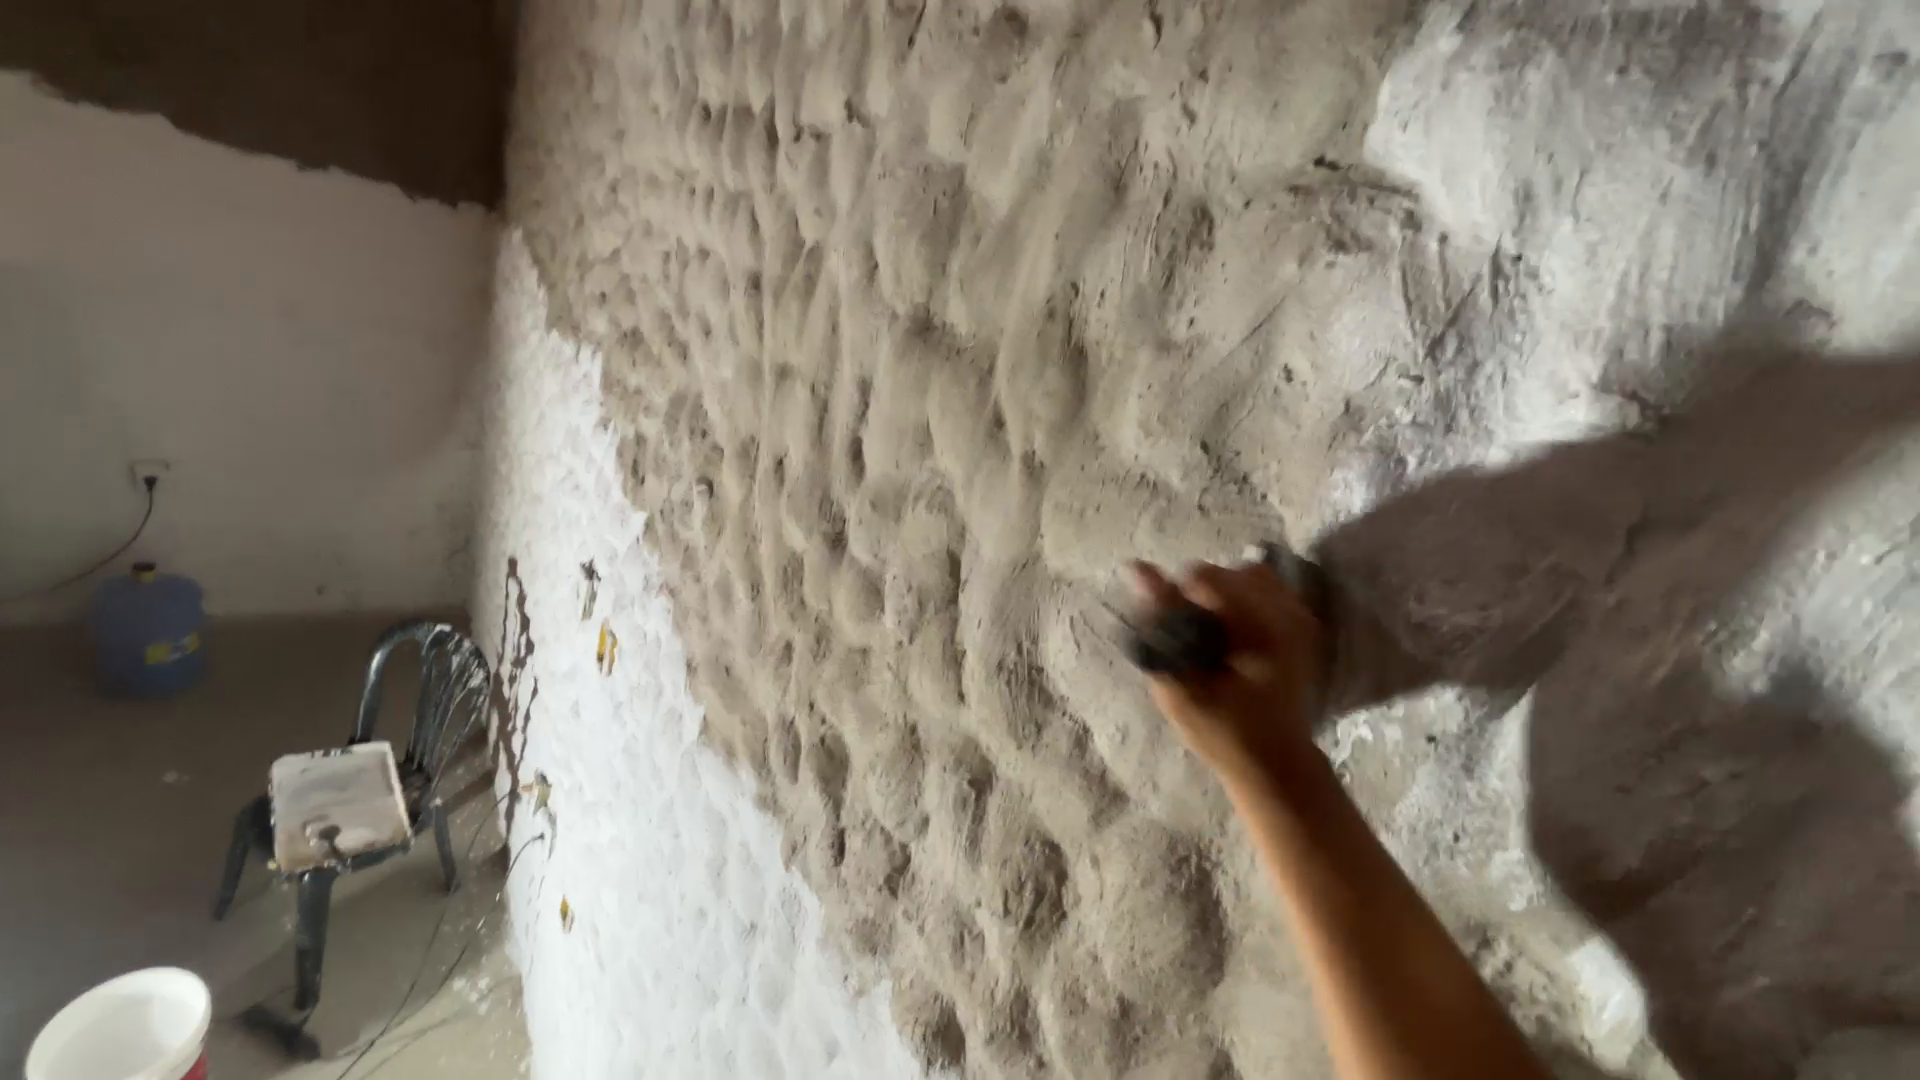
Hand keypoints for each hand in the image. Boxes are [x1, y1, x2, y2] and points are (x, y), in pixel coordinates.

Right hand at [1128, 559, 1329, 781]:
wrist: (1275, 763)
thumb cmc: (1223, 731)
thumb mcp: (1181, 683)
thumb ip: (1160, 622)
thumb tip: (1136, 567)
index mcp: (1258, 625)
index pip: (1202, 576)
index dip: (1177, 600)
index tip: (1175, 635)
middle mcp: (1285, 611)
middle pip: (1224, 572)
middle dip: (1199, 597)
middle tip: (1192, 640)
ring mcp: (1298, 615)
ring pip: (1245, 576)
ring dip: (1220, 596)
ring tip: (1212, 633)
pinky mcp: (1301, 624)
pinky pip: (1264, 589)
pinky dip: (1242, 601)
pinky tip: (1233, 632)